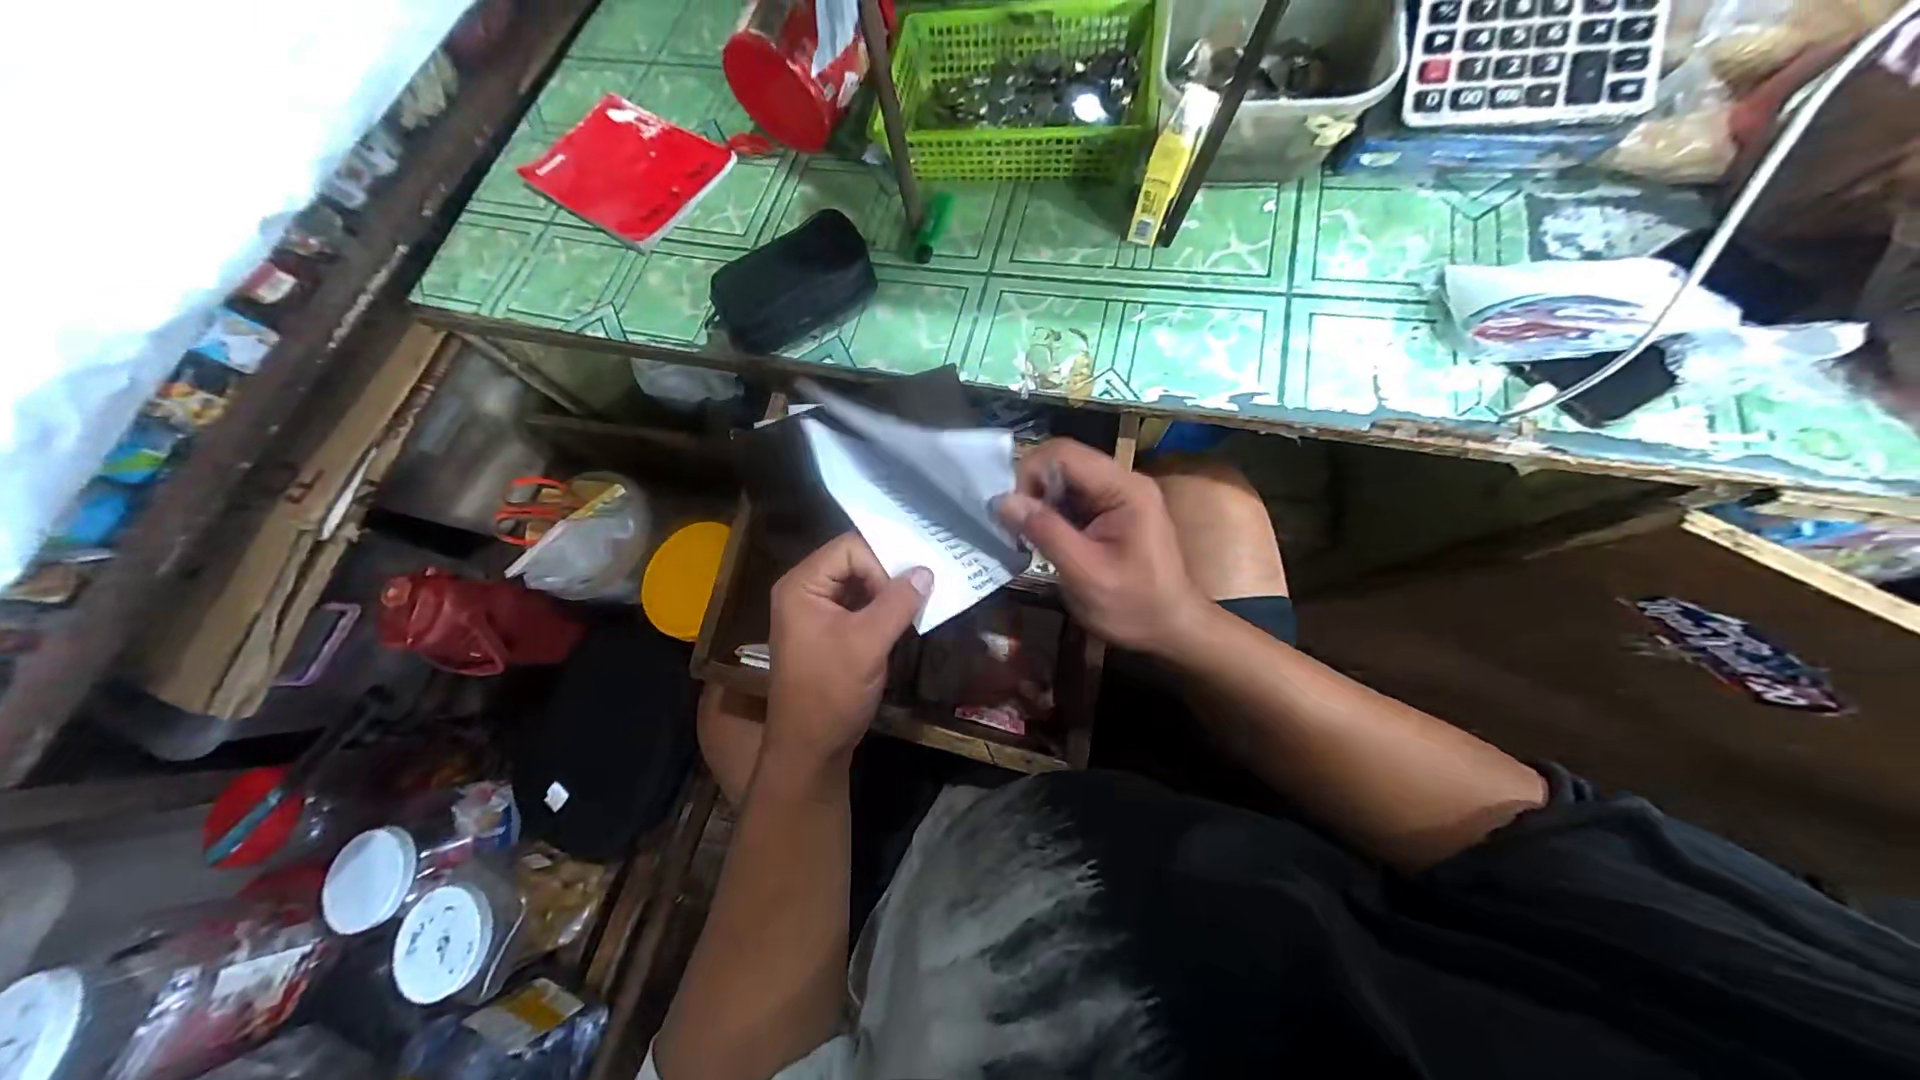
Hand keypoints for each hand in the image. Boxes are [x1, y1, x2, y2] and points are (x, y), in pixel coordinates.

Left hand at [766, 532, 931, 768]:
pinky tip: (907, 620)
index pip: (849, 548)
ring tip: (920, 602)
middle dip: (889, 574)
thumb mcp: (867, 644)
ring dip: (890, 593)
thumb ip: (898, 602)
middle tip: (922, 589)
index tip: (905, 591)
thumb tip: (927, 570)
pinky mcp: (831, 631)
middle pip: (854, 562)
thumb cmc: (831, 692)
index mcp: (802, 585)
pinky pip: (861, 606)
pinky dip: (884, 609)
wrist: (811, 748)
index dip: (881, 563)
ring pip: (861, 584)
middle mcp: (805, 591)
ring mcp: (817, 612)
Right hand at [996, 438, 1208, 656]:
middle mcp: (1123, 481)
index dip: (1029, 474)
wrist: (1172, 629)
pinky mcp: (1112, 512)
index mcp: (1124, 489)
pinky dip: (1053, 515)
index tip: (1014, 513)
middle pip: (1063, 462)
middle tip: (1018, 529)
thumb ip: (1045, 532)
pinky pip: (1073, 499)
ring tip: (1029, 539)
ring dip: (1040, 504)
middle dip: (1032, 490)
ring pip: (1064, 480)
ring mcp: (1119, 495)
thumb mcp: (1085, 573)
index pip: (1063, 453)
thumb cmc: (1133, 606)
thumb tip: (1002, 501)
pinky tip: (1047, 541)